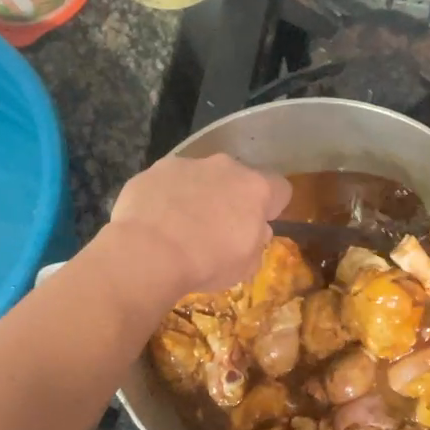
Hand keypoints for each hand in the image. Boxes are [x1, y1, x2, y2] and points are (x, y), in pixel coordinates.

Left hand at [106, 153, 291, 295]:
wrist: (149, 253)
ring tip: (184, 226)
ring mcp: (189, 164)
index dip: (272, 208)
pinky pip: (170, 181)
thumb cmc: (208, 263)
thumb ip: (257, 242)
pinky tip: (158, 221)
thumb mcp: (247, 266)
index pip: (280, 189)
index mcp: (256, 188)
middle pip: (239, 178)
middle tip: (220, 228)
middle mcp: (226, 167)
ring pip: (203, 176)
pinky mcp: (155, 169)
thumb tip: (256, 230)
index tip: (259, 226)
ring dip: (201, 194)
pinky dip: (169, 196)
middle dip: (234, 198)